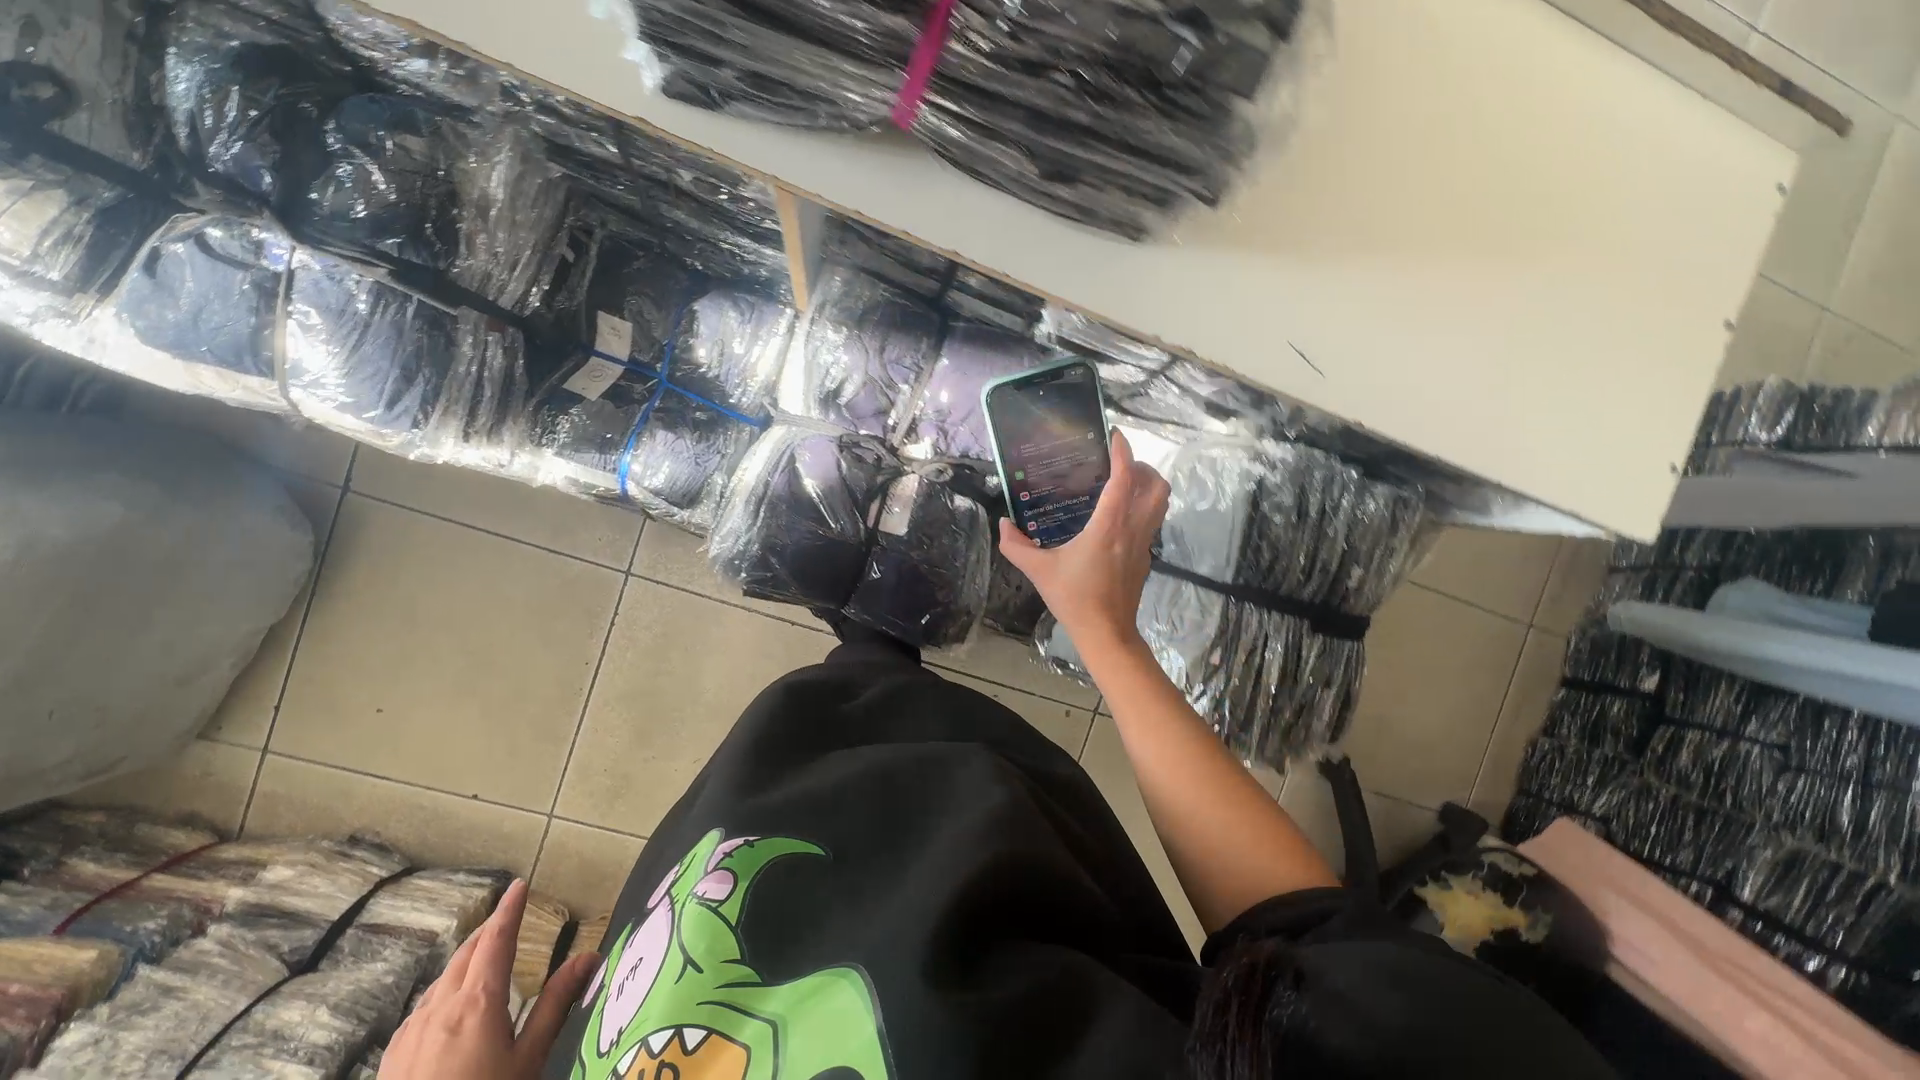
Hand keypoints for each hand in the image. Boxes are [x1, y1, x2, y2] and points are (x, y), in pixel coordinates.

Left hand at [379, 879, 599, 1079]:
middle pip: (465, 954)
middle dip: (488, 932)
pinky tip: (452, 1014)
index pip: (497, 939)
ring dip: (465, 963)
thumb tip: (589, 956)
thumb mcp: (530, 1060)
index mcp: (479, 1001)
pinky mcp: (393, 1057)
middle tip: (508, 920)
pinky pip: (423, 1010)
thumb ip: (556, 1005)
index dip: (510, 910)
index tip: (519, 885)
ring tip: (484, 963)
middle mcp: (440, 1006)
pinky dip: (445, 994)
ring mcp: (411, 1032)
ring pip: (442, 981)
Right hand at [999, 429, 1168, 654]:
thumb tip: (1004, 524)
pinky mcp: (1145, 558)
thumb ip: (1017, 546)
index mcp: (1108, 527)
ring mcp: (1143, 544)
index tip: (1114, 436)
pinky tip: (1116, 519)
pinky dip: (1141, 509)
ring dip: (1147, 487)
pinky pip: (1151, 522)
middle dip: (1143, 467)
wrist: (1106, 633)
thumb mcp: (1039, 571)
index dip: (1123, 453)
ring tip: (1122, 485)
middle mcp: (1132, 530)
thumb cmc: (1074, 598)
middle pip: (1156, 486)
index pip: (1124, 479)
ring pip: (1160, 504)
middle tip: (1119, 465)